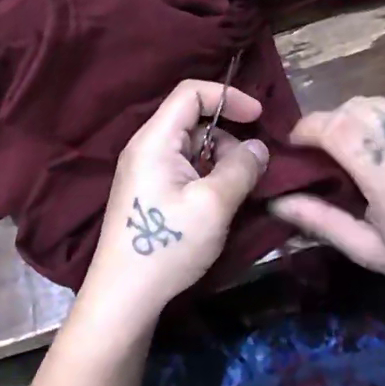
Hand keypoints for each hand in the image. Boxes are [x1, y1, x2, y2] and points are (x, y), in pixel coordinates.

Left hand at [80, 80, 270, 323]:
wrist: (125, 293)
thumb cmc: (168, 245)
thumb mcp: (214, 204)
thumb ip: (241, 168)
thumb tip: (258, 148)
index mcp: (154, 140)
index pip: (190, 92)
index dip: (228, 96)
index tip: (259, 117)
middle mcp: (144, 148)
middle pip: (191, 119)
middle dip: (228, 133)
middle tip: (251, 168)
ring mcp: (143, 171)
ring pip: (189, 146)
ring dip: (219, 158)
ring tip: (237, 190)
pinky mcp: (147, 192)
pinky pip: (181, 167)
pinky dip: (206, 173)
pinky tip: (219, 201)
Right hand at [269, 97, 384, 317]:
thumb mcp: (367, 251)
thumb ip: (319, 220)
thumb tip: (273, 200)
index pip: (337, 127)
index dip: (306, 129)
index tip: (294, 146)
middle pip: (354, 107)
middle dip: (326, 121)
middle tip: (316, 149)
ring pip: (377, 102)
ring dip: (351, 118)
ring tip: (345, 147)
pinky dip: (379, 121)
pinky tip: (379, 149)